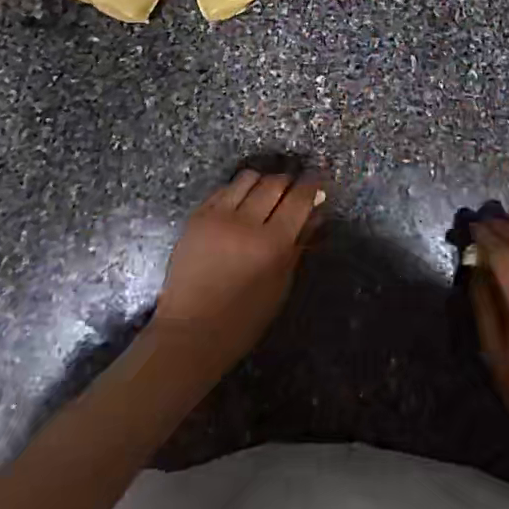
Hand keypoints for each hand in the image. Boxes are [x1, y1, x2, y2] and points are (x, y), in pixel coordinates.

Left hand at [152, 169, 321, 370]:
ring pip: (248, 178)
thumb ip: (299, 244)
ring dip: (263, 182)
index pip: (299, 198)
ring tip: (266, 195)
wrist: (190, 331)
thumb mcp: (281, 284)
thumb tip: (316, 212)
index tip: (317, 180)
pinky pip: (223, 189)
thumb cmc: (244, 318)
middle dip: (289, 181)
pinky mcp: (197, 216)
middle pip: (274, 182)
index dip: (312, 185)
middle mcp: (245, 222)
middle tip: (293, 190)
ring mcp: (217, 216)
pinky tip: (241, 204)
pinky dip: (238, 191)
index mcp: (272, 244)